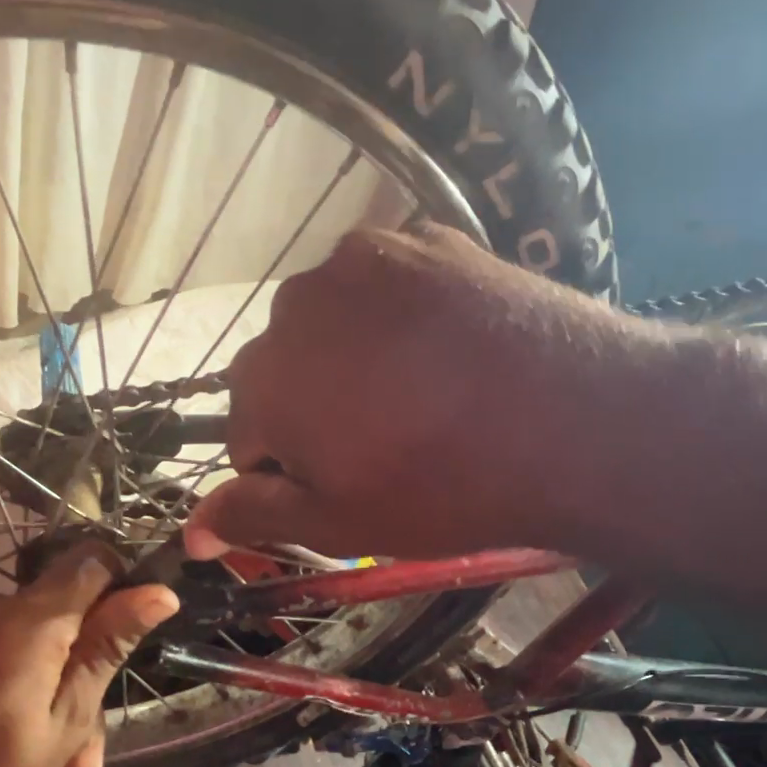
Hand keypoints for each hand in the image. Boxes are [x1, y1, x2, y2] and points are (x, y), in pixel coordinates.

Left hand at [0, 544, 177, 766]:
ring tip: (45, 749)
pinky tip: (2, 724)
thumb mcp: (63, 724)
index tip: (123, 638)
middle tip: (83, 742)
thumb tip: (160, 592)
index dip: (117, 590)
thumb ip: (106, 650)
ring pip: (20, 628)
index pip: (90, 562)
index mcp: (22, 620)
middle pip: (55, 607)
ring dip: (40, 676)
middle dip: (76, 664)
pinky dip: (1, 670)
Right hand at [186, 224, 691, 561]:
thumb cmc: (445, 487)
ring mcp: (364, 258)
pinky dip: (400, 314)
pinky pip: (387, 284)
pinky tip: (449, 347)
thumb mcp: (340, 523)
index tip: (343, 483)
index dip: (290, 468)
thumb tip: (187, 530)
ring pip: (332, 320)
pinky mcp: (426, 236)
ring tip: (421, 392)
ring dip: (352, 353)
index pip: (246, 432)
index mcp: (264, 378)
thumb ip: (255, 516)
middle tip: (386, 442)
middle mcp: (295, 304)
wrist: (580, 420)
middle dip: (314, 405)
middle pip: (284, 368)